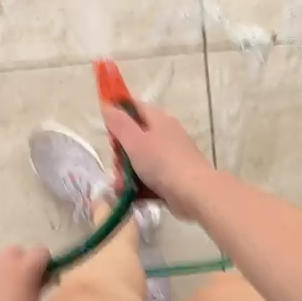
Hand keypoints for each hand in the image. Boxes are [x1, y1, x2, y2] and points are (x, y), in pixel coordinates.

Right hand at [102, 100, 217, 219]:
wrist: (194, 193)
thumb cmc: (162, 163)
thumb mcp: (135, 141)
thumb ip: (119, 123)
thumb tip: (107, 105)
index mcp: (159, 121)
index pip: (136, 108)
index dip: (119, 113)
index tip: (107, 128)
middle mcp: (166, 136)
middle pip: (135, 139)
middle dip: (120, 155)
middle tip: (117, 166)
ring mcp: (171, 159)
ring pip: (140, 162)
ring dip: (126, 174)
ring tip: (121, 187)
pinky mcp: (172, 179)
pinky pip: (149, 179)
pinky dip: (139, 186)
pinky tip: (130, 195)